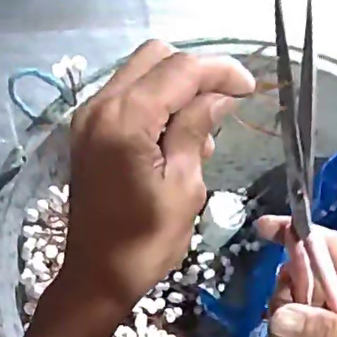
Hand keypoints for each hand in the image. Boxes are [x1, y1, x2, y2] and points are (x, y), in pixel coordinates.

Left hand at [55, 41, 254, 312]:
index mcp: (124, 120)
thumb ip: (196, 130)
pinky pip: (125, 100)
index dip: (220, 71)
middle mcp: (99, 108)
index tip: (248, 89)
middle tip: (225, 106)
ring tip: (202, 135)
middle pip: (156, 59)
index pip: (180, 69)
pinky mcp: (87, 136)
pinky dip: (153, 106)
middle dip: (195, 74)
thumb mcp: (183, 187)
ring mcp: (88, 120)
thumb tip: (217, 97)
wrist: (96, 278)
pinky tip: (174, 140)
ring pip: (139, 75)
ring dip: (175, 91)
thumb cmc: (144, 244)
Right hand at [254, 216, 336, 336]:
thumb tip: (278, 317)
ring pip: (299, 298)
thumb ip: (324, 331)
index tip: (262, 229)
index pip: (330, 245)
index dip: (296, 235)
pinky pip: (302, 321)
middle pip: (307, 272)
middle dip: (286, 299)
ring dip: (284, 324)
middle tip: (282, 332)